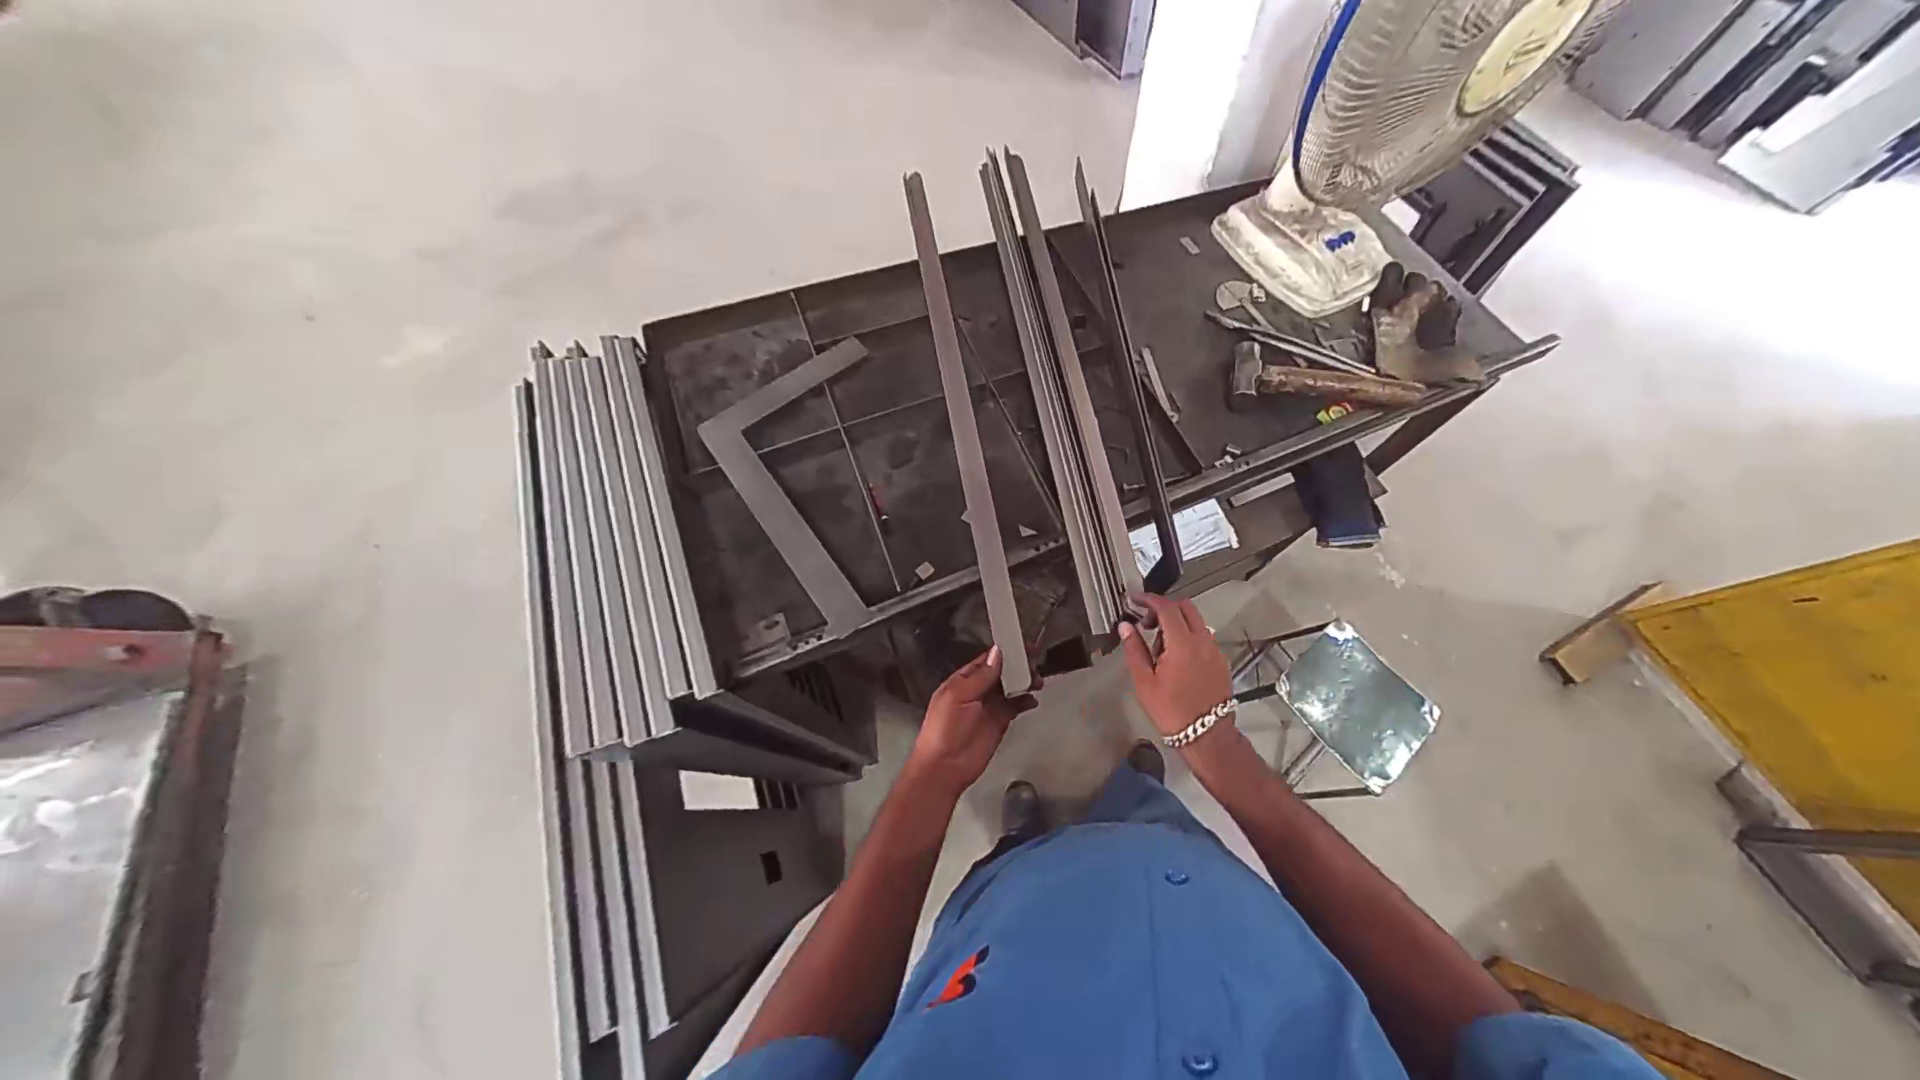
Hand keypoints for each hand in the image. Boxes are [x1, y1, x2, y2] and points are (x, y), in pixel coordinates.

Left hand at [903, 647, 1037, 799]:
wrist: (945, 766)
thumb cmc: (944, 729)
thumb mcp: (958, 696)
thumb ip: (980, 676)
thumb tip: (997, 653)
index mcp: (963, 680)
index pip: (986, 660)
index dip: (1004, 652)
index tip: (1022, 645)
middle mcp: (977, 690)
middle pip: (1002, 672)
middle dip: (1018, 665)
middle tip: (1035, 660)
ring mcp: (989, 706)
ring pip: (1011, 687)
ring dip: (1024, 681)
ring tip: (1037, 680)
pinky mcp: (1000, 721)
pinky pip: (1016, 706)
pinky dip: (1025, 700)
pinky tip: (1032, 699)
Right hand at [1118, 594, 1231, 740]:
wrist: (1207, 736)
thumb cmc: (1171, 711)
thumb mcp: (1144, 682)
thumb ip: (1134, 649)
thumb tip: (1126, 626)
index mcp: (1182, 645)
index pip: (1166, 608)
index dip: (1149, 599)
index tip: (1135, 599)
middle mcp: (1203, 642)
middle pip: (1186, 607)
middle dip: (1164, 607)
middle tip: (1146, 621)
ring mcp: (1215, 651)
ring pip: (1196, 621)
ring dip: (1176, 622)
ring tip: (1159, 646)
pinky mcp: (1221, 661)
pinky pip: (1203, 636)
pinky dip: (1188, 635)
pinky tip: (1176, 657)